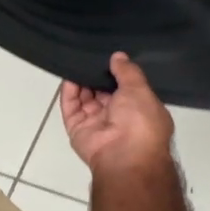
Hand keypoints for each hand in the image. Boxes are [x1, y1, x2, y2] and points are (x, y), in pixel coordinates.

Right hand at [60, 52, 174, 177]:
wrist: (124, 155)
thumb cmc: (141, 122)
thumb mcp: (141, 91)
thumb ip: (128, 72)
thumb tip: (118, 56)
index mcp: (139, 110)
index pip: (127, 88)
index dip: (119, 73)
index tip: (110, 56)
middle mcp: (118, 117)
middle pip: (103, 92)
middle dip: (97, 76)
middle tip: (90, 55)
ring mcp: (96, 123)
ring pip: (85, 97)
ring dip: (81, 81)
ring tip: (76, 61)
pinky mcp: (77, 127)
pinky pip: (70, 106)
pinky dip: (68, 92)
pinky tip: (68, 76)